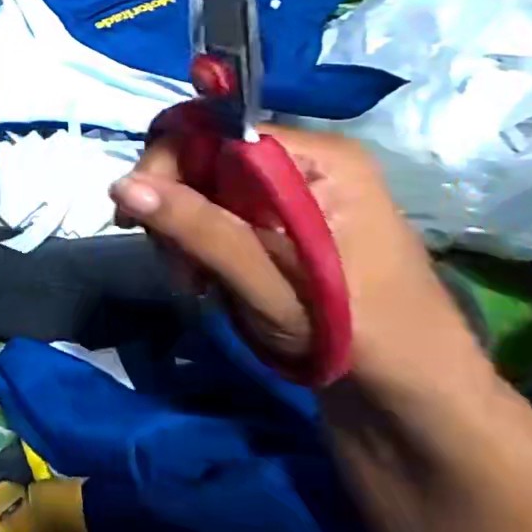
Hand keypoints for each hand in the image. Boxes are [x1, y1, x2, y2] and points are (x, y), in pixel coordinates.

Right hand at [109, 125, 486, 394]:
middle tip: (171, 261)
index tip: (136, 219)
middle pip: (202, 156)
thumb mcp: (270, 286)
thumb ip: (198, 229)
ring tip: (192, 280)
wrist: (413, 401)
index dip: (166, 166)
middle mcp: (304, 161)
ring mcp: (292, 190)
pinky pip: (214, 209)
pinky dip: (196, 241)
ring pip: (200, 185)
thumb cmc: (358, 340)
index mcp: (319, 160)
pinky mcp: (280, 217)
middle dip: (171, 205)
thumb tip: (119, 184)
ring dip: (180, 230)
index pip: (213, 131)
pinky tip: (203, 276)